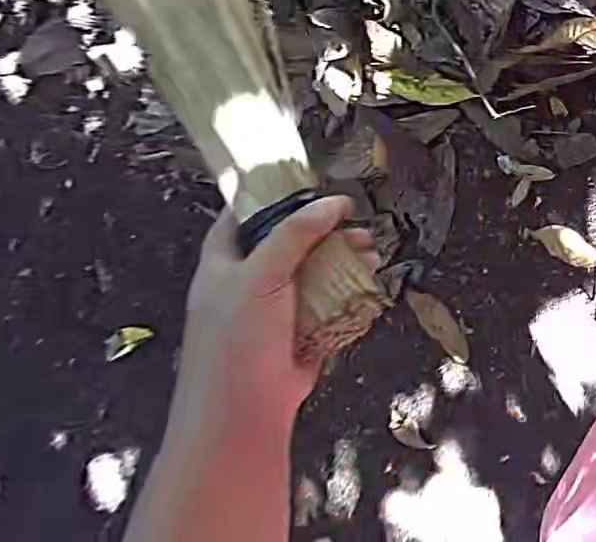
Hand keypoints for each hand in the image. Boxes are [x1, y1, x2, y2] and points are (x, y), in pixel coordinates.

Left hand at [126, 196, 375, 541]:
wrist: (243, 414)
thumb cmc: (237, 343)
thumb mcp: (259, 277)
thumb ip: (295, 233)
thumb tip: (336, 202)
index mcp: (223, 265)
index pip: (241, 217)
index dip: (270, 196)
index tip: (307, 181)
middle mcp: (249, 280)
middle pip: (291, 238)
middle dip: (325, 226)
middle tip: (353, 217)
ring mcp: (277, 304)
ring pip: (317, 264)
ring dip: (345, 252)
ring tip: (370, 246)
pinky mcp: (303, 323)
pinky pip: (331, 291)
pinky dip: (352, 280)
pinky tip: (371, 273)